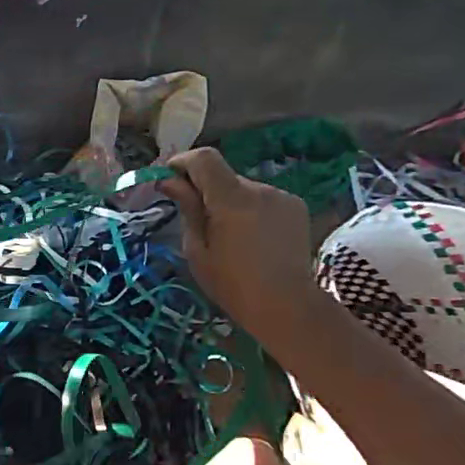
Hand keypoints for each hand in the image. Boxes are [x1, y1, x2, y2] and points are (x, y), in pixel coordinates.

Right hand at [160, 148, 321, 339]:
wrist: (286, 305)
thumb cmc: (232, 284)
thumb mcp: (197, 250)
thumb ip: (187, 208)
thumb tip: (169, 181)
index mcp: (232, 200)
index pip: (204, 159)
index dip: (181, 162)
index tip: (168, 179)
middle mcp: (260, 189)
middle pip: (223, 176)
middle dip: (204, 189)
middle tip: (195, 220)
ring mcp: (282, 197)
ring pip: (242, 189)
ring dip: (228, 202)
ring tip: (226, 235)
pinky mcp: (296, 207)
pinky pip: (262, 199)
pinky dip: (249, 210)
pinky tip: (250, 238)